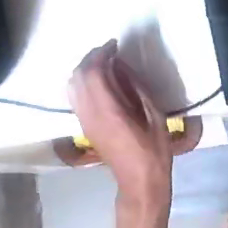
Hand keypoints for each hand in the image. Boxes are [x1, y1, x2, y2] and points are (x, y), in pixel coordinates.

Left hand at [69, 41, 173, 210]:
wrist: (139, 182)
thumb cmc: (153, 151)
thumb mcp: (155, 116)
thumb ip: (136, 88)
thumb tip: (121, 66)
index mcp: (108, 110)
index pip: (93, 72)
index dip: (101, 53)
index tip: (115, 45)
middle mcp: (90, 113)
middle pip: (78, 75)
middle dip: (91, 57)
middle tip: (110, 51)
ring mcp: (84, 120)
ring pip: (72, 85)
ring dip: (85, 68)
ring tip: (104, 63)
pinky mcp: (84, 125)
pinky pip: (75, 96)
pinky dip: (83, 81)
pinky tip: (100, 81)